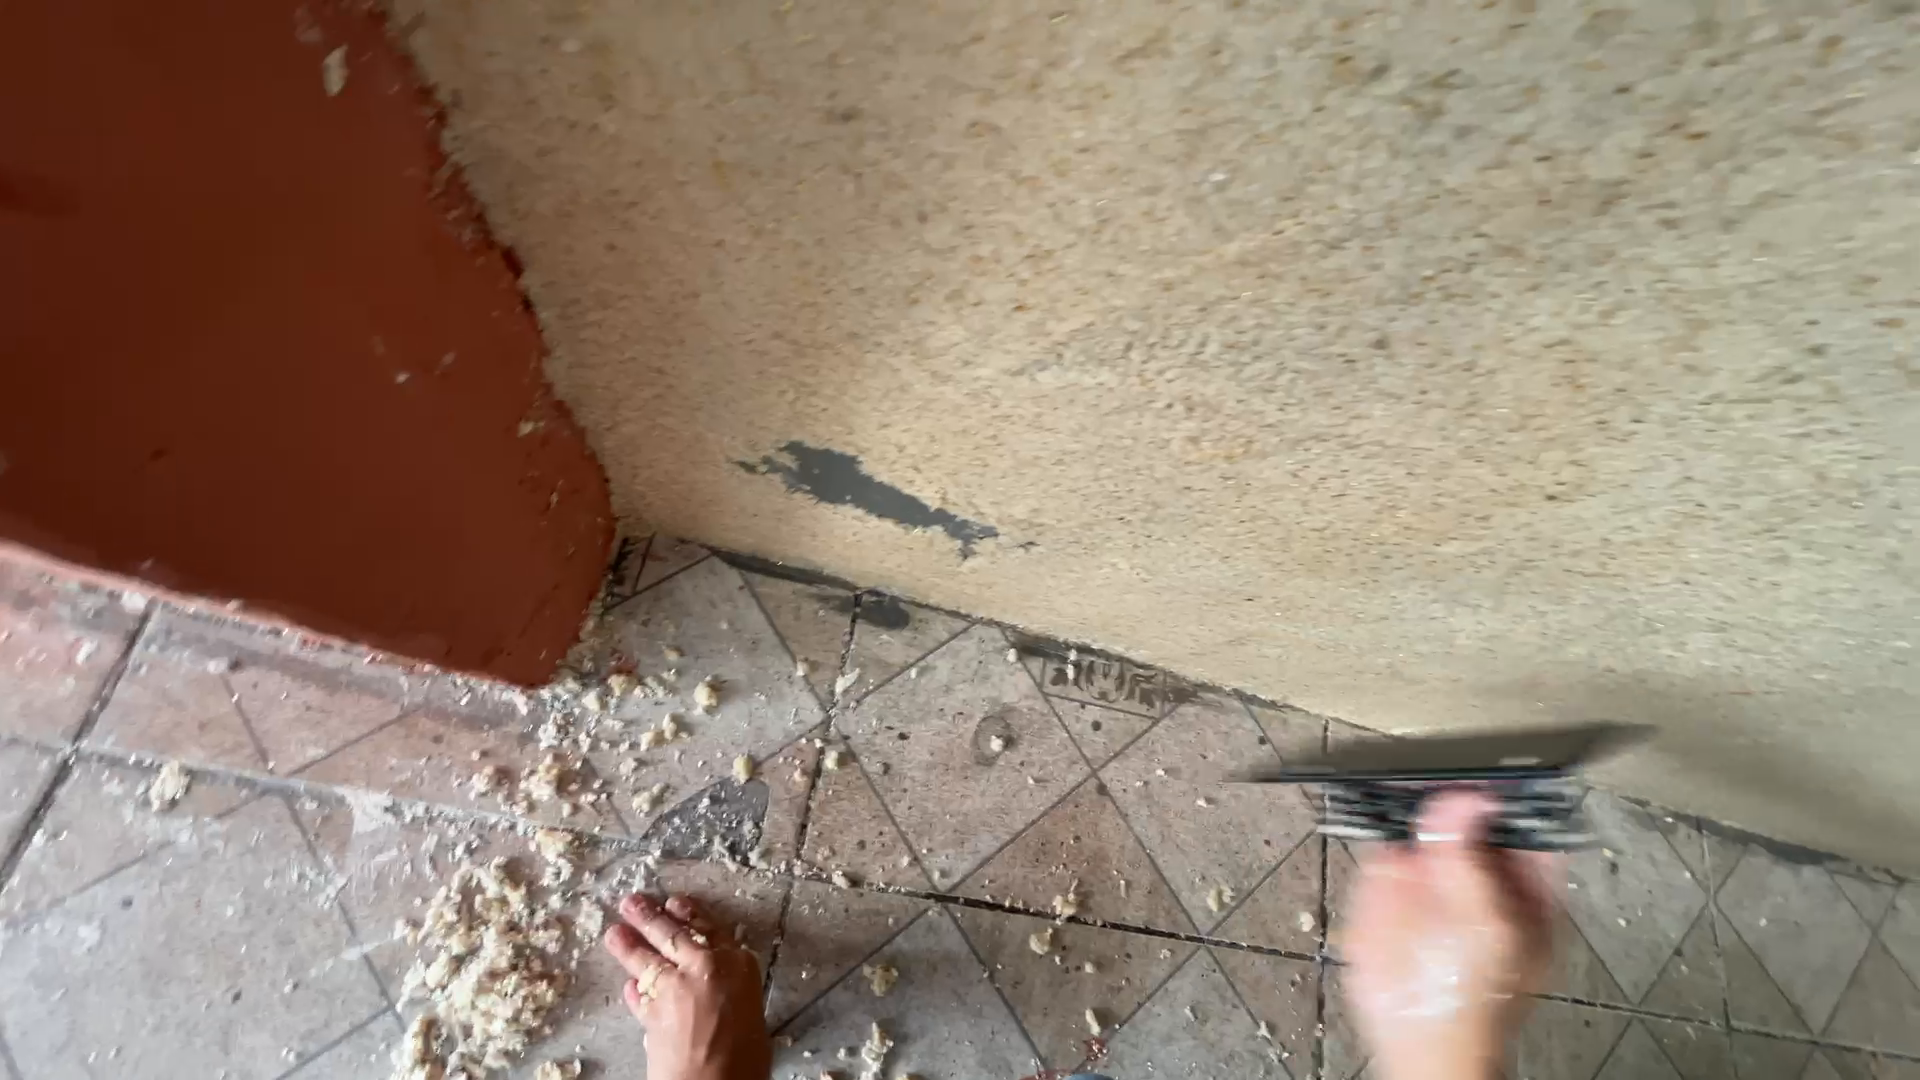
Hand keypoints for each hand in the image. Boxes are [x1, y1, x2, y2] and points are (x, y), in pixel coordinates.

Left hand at [603, 893, 770, 1079]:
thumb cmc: (747, 1053)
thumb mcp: (750, 1008)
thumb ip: (729, 989)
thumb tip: (714, 993)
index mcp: (737, 963)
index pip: (710, 929)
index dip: (690, 914)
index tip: (673, 902)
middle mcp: (706, 967)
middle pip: (675, 935)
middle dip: (651, 917)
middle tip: (631, 902)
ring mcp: (676, 989)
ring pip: (649, 959)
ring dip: (629, 945)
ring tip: (613, 932)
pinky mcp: (652, 1015)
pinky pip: (641, 998)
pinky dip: (634, 992)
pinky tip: (627, 986)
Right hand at [1343, 789, 1560, 1079]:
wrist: (1411, 1030)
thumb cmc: (1473, 998)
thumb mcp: (1488, 929)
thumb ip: (1471, 862)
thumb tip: (1467, 799)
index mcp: (1522, 883)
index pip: (1525, 823)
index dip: (1513, 790)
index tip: (1490, 761)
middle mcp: (1478, 867)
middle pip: (1467, 808)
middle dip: (1450, 781)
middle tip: (1432, 759)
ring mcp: (1431, 868)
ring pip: (1420, 813)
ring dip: (1406, 789)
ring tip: (1396, 766)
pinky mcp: (1387, 873)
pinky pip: (1379, 829)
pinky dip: (1370, 807)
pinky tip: (1366, 792)